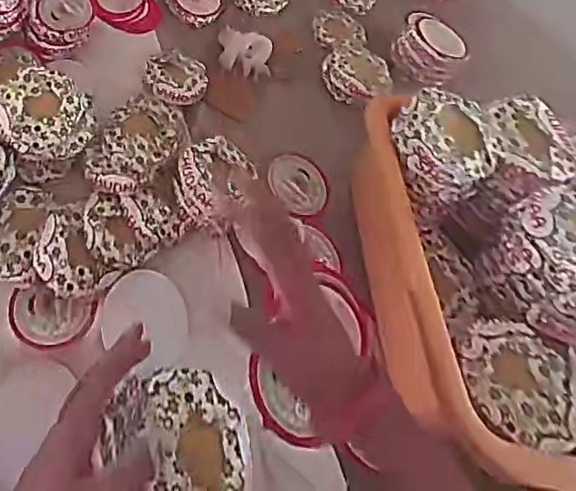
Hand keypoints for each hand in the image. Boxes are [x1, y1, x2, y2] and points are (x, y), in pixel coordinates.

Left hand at [15, 327, 153, 490]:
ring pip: (90, 410)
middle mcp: (62, 434)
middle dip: (117, 365)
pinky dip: (108, 423)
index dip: (119, 354)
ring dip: (113, 392)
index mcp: (68, 428)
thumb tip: (149, 451)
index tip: (139, 331)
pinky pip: (89, 434)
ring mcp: (59, 453)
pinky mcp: (58, 473)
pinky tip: (119, 436)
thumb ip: (122, 473)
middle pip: (91, 388)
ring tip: (135, 381)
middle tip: (140, 344)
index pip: (97, 380)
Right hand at [229, 195, 373, 425]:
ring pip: (291, 238)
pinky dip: (284, 233)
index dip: (256, 216)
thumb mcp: (278, 354)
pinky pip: (295, 251)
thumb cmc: (315, 373)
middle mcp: (304, 278)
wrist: (349, 390)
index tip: (239, 195)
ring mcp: (310, 282)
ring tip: (258, 196)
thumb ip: (252, 328)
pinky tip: (280, 229)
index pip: (273, 242)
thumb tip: (226, 306)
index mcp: (294, 288)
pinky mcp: (312, 290)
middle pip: (283, 232)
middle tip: (246, 184)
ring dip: (274, 215)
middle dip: (264, 205)